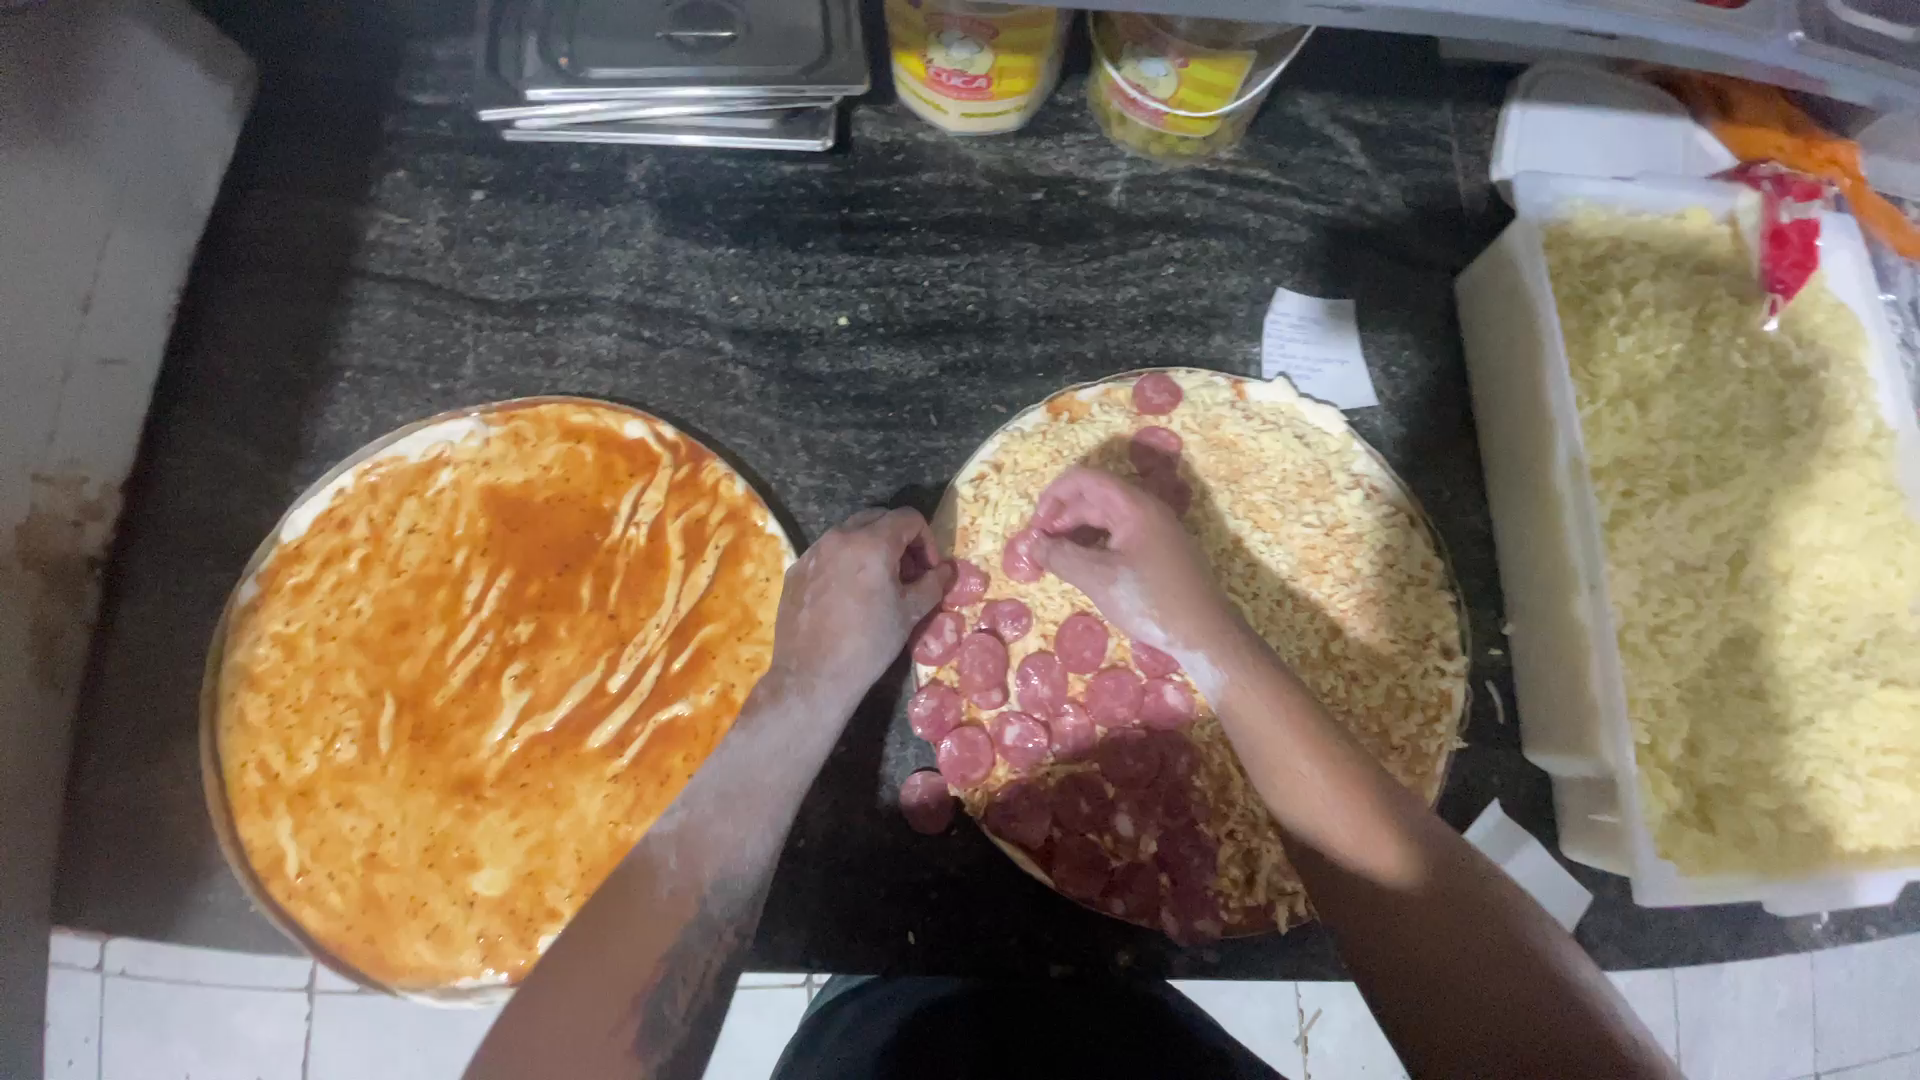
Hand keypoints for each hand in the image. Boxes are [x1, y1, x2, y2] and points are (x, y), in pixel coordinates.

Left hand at [763, 507, 951, 717]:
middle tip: (907, 573)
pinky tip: (848, 596)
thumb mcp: (910, 613)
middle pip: (878, 518)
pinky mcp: (796, 570)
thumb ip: (933, 583)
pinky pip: (827, 553)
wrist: (813, 676)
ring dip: (871, 548)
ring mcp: (813, 552)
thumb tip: (947, 570)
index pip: (908, 518)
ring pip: (850, 533)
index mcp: (872, 542)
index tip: (929, 570)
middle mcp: (839, 537)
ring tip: (878, 583)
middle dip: (899, 540)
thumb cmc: (869, 643)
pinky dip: (845, 562)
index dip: (927, 540)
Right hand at [1032, 467, 1245, 663]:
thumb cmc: (1151, 601)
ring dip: (1076, 533)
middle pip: (1094, 498)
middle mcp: (1146, 510)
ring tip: (1055, 559)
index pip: (1085, 479)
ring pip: (1106, 519)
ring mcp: (1155, 531)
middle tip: (1039, 548)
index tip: (1035, 527)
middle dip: (1062, 518)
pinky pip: (1119, 536)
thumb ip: (1060, 556)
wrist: (1205, 634)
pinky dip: (1095, 545)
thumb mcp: (1098, 579)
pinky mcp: (1159, 552)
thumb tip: (1033, 545)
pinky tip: (1083, 568)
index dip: (1054, 496)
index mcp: (1134, 506)